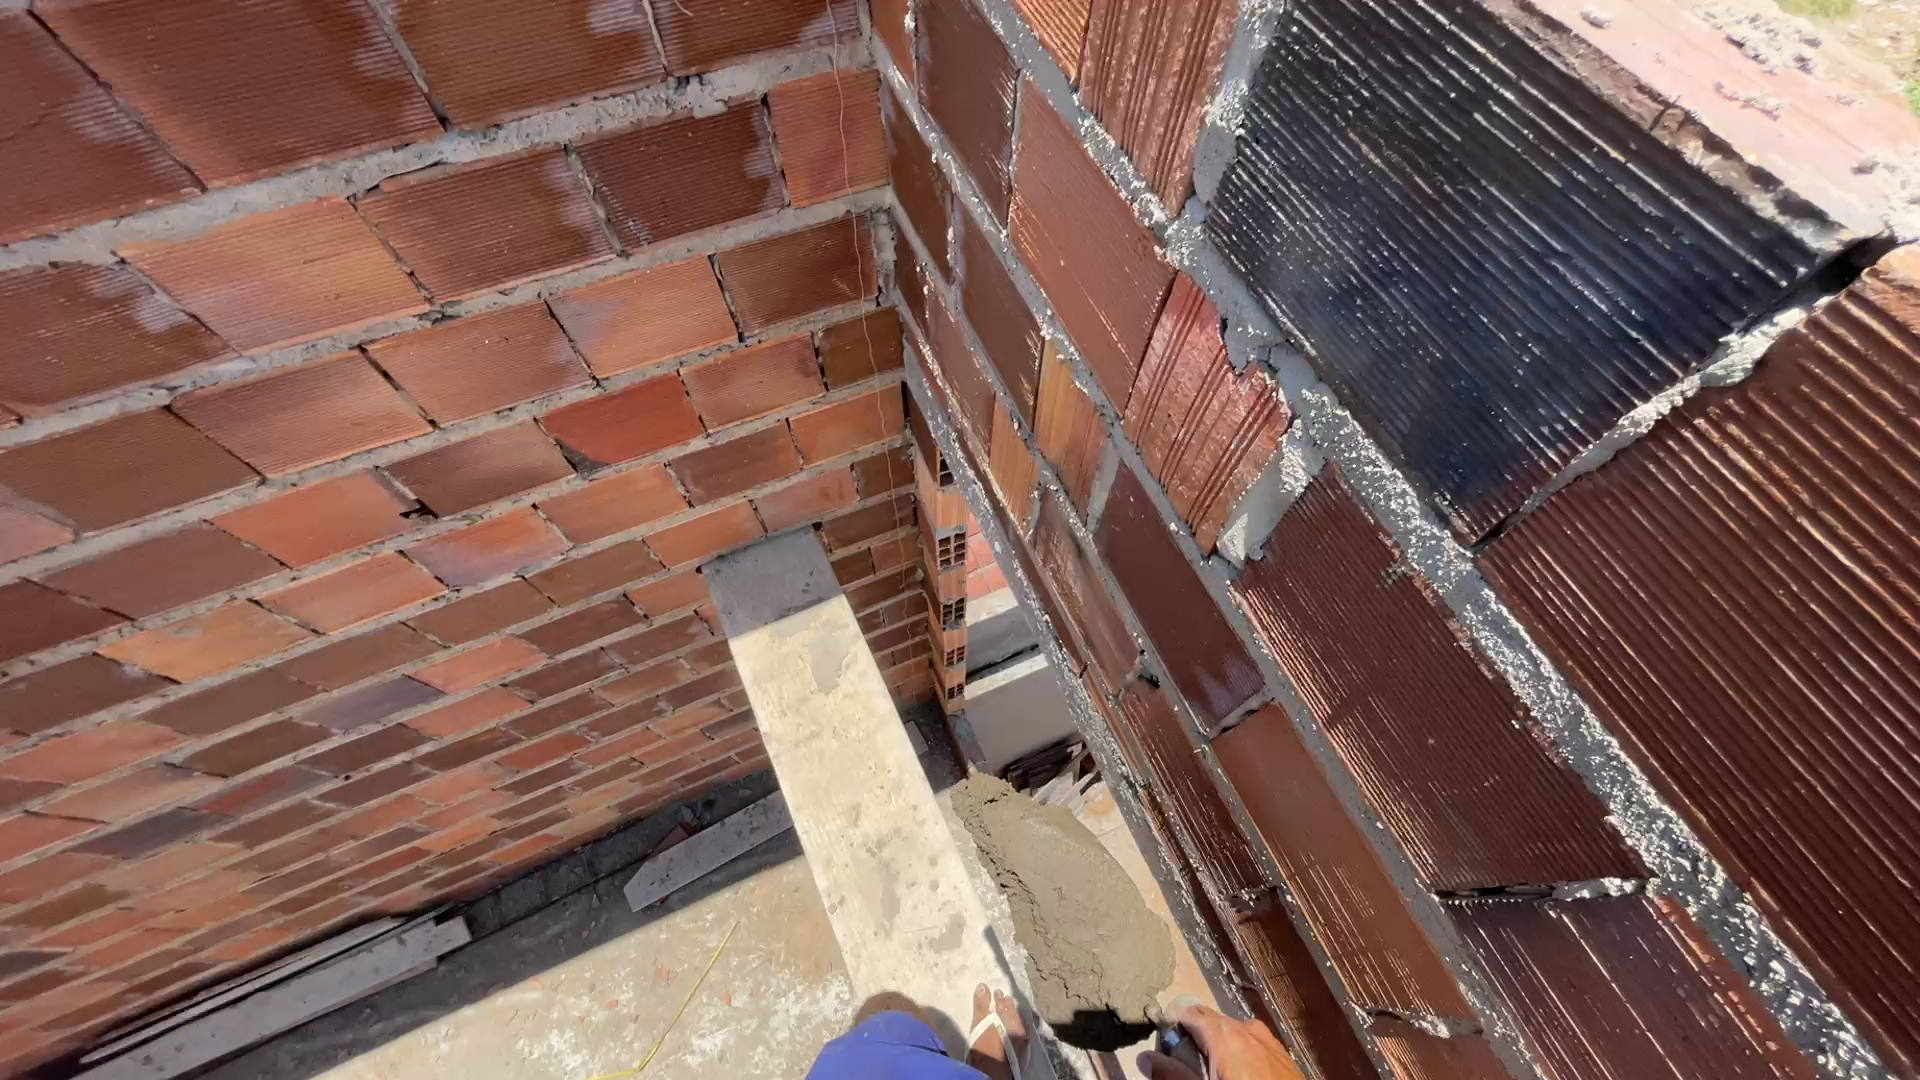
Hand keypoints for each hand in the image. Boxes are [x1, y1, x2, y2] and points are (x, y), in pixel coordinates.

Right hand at [1136, 1003, 1304, 1079]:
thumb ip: (1173, 1074)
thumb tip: (1145, 1057)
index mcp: (1224, 1033)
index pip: (1187, 1011)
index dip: (1171, 1023)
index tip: (1164, 1043)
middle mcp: (1246, 1028)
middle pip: (1210, 1022)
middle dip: (1195, 1039)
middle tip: (1189, 1066)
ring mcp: (1269, 1042)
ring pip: (1233, 1034)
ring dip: (1220, 1048)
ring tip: (1216, 1074)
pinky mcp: (1285, 1058)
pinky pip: (1254, 1047)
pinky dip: (1242, 1056)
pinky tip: (1243, 1078)